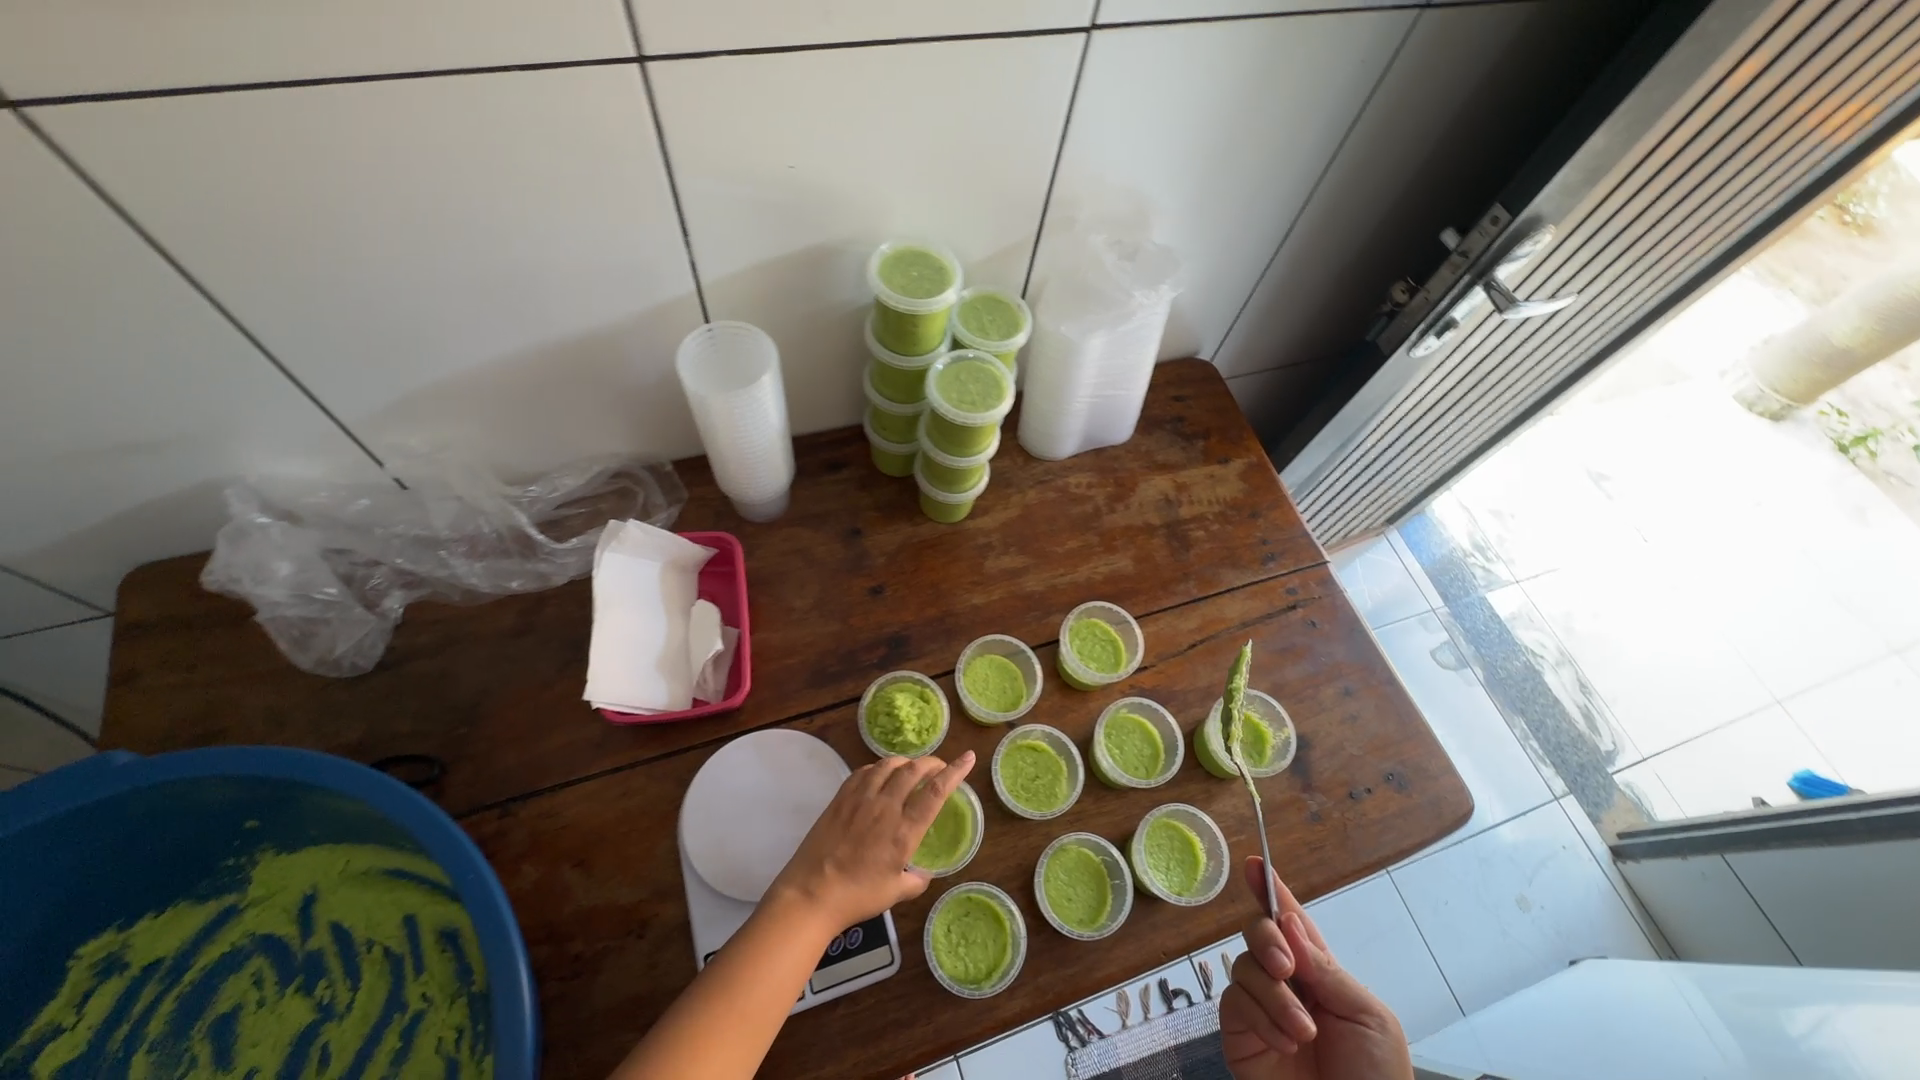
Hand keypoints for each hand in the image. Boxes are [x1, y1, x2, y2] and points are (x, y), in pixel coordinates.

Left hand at [766, 751, 975, 932]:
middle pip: (914, 770)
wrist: (811, 893)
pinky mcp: (840, 798)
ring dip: (905, 762)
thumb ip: (915, 881)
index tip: (968, 757)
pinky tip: (880, 775)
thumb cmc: (857, 896)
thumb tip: (925, 874)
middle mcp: (885, 807)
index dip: (955, 771)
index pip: (936, 791)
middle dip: (932, 763)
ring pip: (888, 765)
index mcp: (904, 830)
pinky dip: (879, 768)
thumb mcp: (895, 893)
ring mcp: (860, 799)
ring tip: (911, 768)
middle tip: (939, 767)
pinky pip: (864, 772)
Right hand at [1219, 858, 1411, 1079]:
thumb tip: (1288, 922)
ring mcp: (1259, 1009)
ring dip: (1274, 996)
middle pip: (1258, 934)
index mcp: (1321, 976)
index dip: (1272, 892)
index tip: (1256, 863)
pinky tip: (1284, 1043)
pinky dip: (1260, 1017)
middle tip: (1286, 967)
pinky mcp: (1238, 1034)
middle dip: (1266, 938)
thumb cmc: (1377, 1078)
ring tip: (1302, 1032)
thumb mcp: (1368, 1018)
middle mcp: (1286, 984)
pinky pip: (1234, 1002)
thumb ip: (1325, 969)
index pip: (1293, 925)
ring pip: (1243, 967)